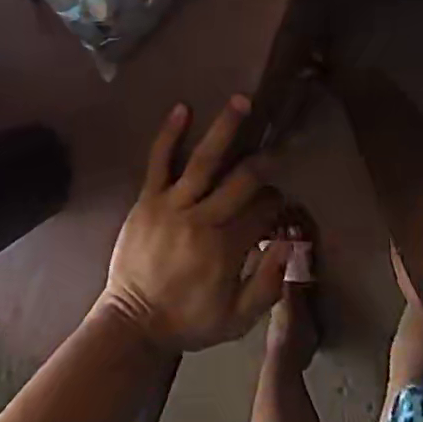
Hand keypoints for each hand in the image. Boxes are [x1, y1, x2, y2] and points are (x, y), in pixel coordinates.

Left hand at [96, 95, 289, 352]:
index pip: (261, 212)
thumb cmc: (187, 320)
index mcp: (226, 248)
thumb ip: (267, 284)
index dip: (276, 202)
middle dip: (260, 164)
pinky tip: (182, 108)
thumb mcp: (237, 320)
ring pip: (203, 160)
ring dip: (224, 129)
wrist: (133, 320)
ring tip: (241, 101)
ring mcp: (171, 204)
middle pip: (239, 181)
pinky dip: (169, 134)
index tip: (282, 198)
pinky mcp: (147, 198)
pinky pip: (159, 160)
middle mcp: (201, 219)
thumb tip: (288, 244)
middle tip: (274, 147)